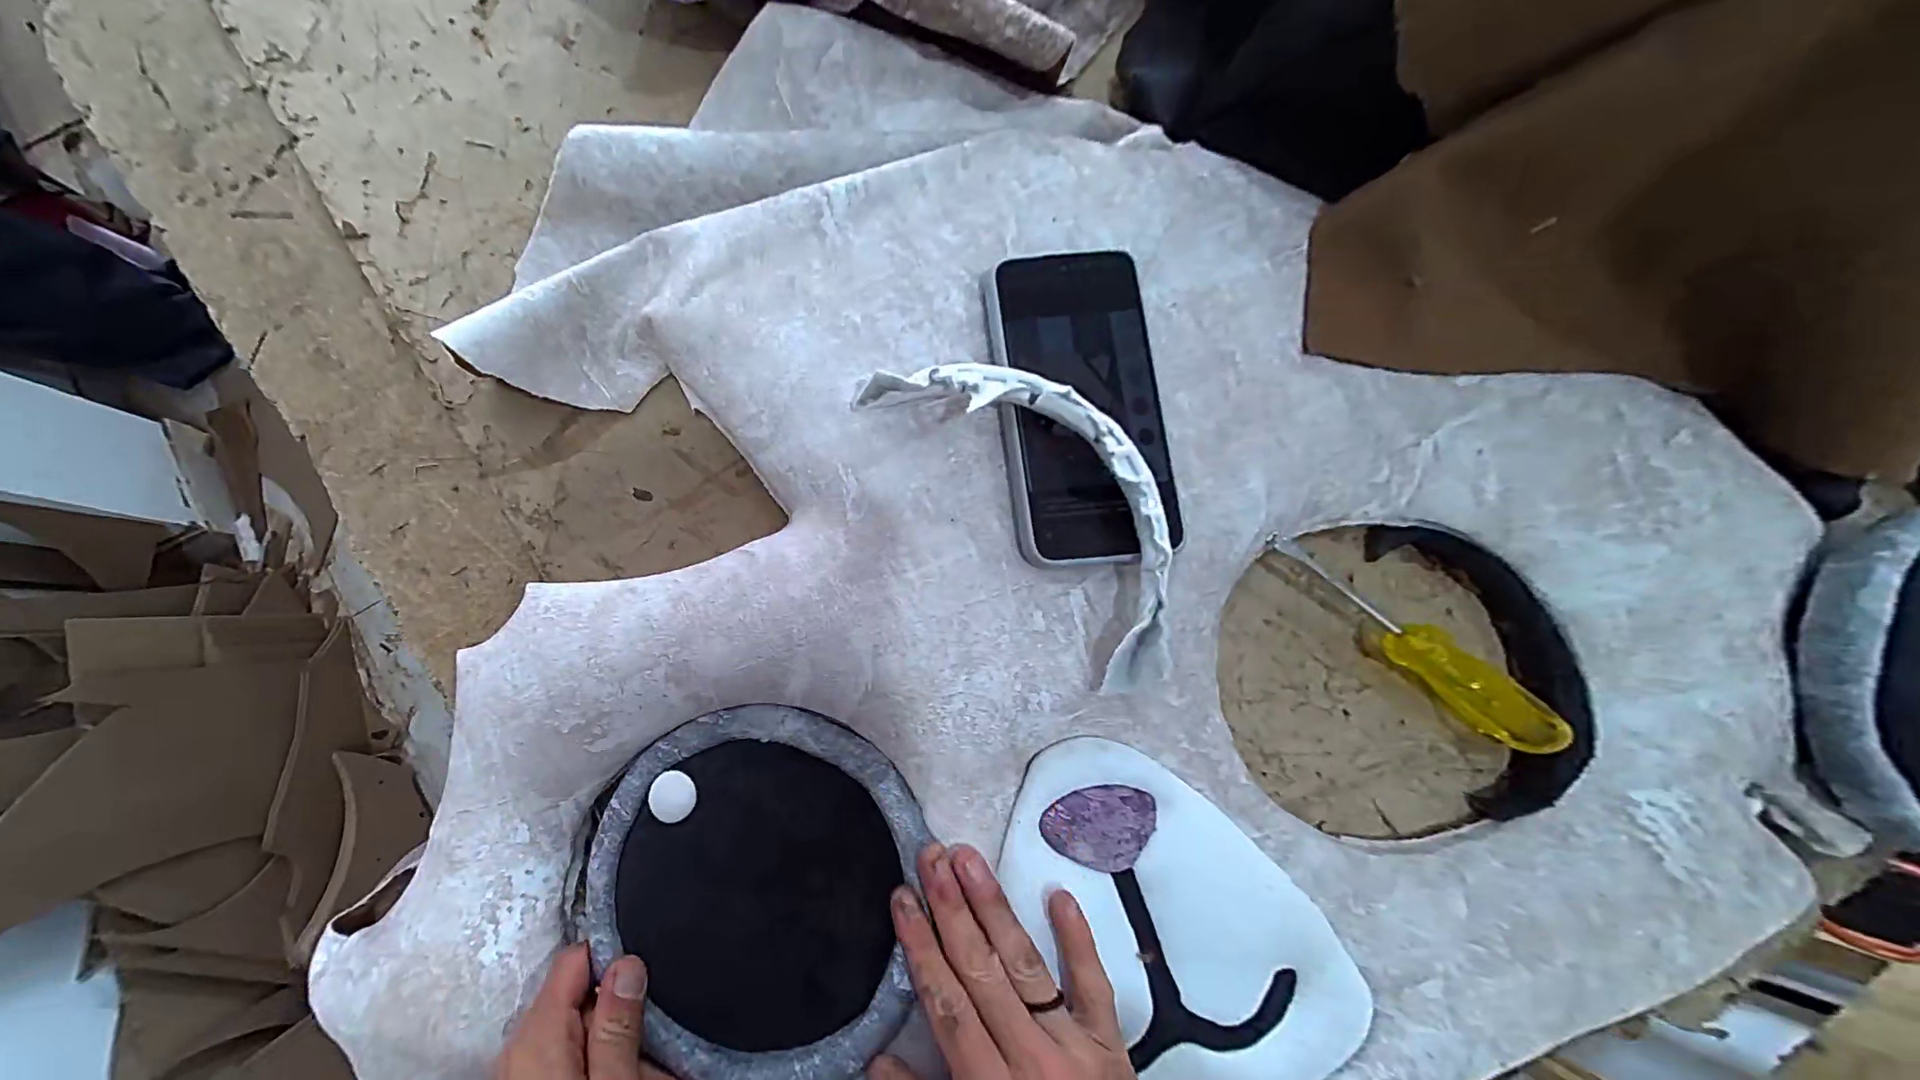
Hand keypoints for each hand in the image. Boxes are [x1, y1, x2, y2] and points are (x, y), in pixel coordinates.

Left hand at [496, 943, 674, 1079]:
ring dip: (606, 1021)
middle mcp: (517, 1045)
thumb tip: (627, 963)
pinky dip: (590, 1041)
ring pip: (573, 1015)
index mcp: (535, 1036)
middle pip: (575, 986)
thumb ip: (617, 1027)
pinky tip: (610, 1061)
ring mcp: (517, 1066)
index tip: (646, 968)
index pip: (574, 957)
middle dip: (614, 993)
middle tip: (648, 1019)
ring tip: (634, 1045)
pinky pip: (565, 1041)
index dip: (614, 955)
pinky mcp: (527, 1079)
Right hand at [875, 843, 1135, 1079]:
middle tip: (932, 857)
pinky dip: (1077, 939)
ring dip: (994, 908)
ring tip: (970, 862)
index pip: (946, 1003)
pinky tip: (1058, 895)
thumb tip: (876, 1060)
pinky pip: (1093, 983)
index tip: (903, 898)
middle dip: (952, 909)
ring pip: (1025, 963)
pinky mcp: (1109, 1041)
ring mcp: (1074, 1045)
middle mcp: (1029, 1060)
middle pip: (981, 971)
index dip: (921, 947)